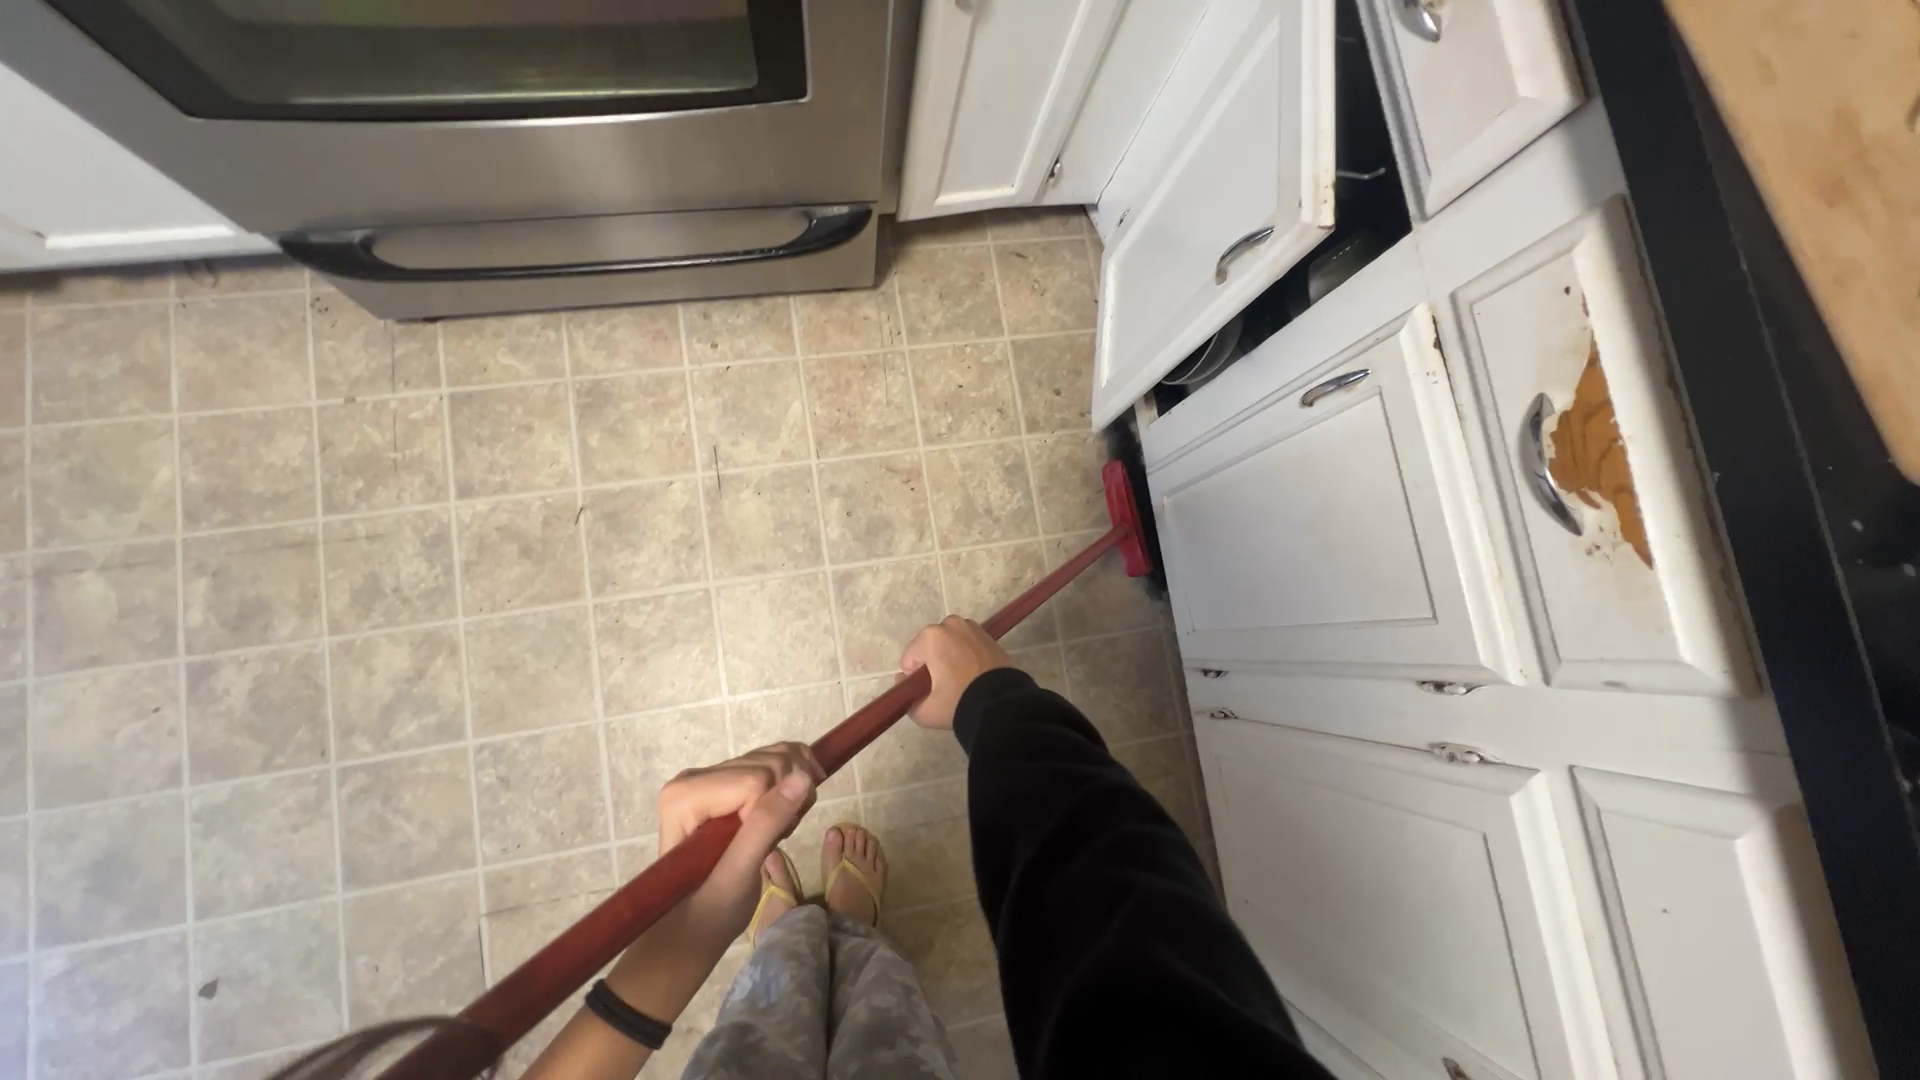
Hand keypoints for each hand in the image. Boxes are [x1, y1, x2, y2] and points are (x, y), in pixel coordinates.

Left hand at [655, 743, 822, 946]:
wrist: (691, 930)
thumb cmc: (707, 913)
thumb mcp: (738, 876)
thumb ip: (766, 824)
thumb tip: (803, 778)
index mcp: (685, 796)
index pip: (756, 779)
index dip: (773, 812)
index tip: (766, 847)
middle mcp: (693, 778)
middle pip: (768, 763)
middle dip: (789, 797)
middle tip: (779, 838)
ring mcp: (710, 777)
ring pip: (776, 758)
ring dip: (794, 790)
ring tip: (781, 828)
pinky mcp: (727, 780)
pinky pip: (773, 759)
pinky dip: (794, 779)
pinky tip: (789, 806)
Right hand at [898, 615, 1012, 729]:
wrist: (1002, 703)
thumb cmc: (959, 702)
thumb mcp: (925, 711)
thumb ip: (907, 698)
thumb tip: (904, 683)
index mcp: (931, 637)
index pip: (910, 657)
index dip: (913, 677)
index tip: (925, 691)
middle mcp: (950, 624)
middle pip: (930, 647)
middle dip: (931, 663)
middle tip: (941, 687)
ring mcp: (972, 628)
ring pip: (949, 643)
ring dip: (948, 657)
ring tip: (958, 680)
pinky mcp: (989, 636)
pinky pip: (967, 644)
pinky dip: (965, 655)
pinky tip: (971, 674)